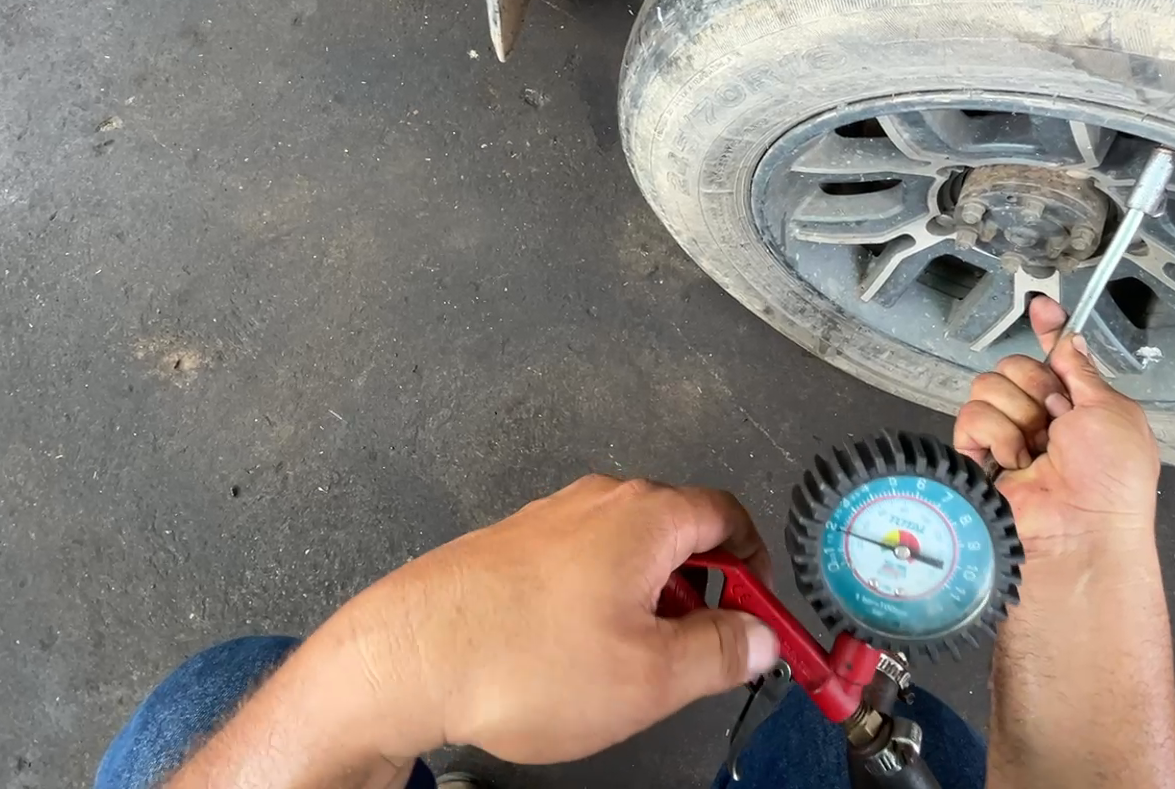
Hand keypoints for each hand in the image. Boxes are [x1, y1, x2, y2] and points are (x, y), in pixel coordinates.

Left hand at [316, 476, 780, 764]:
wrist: (415, 651)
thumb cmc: (532, 659)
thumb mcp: (650, 676)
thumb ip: (720, 651)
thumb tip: (760, 636)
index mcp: (646, 515)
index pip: (728, 514)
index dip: (756, 564)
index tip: (758, 613)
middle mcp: (602, 497)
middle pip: (680, 526)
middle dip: (705, 583)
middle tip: (702, 645)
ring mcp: (557, 512)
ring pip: (631, 542)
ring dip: (654, 590)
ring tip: (638, 654)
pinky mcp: (522, 536)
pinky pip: (587, 551)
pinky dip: (607, 587)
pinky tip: (582, 642)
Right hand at [952, 297, 1161, 559]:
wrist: (1078, 525)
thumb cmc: (1110, 477)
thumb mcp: (1112, 412)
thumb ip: (1082, 369)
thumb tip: (1069, 335)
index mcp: (1075, 404)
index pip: (1053, 355)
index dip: (1047, 329)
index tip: (1042, 305)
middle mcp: (1036, 415)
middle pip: (1013, 365)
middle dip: (1035, 389)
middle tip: (1056, 422)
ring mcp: (1004, 432)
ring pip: (987, 387)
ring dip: (1016, 418)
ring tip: (1035, 451)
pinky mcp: (975, 450)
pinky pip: (970, 416)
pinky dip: (995, 436)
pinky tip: (1012, 461)